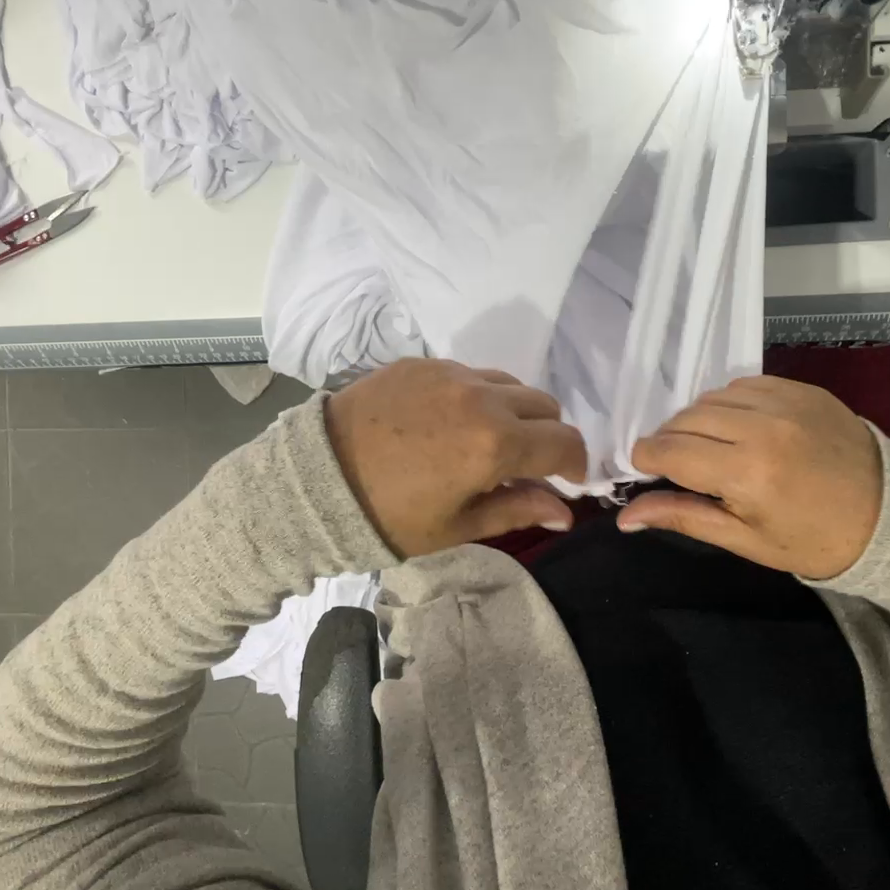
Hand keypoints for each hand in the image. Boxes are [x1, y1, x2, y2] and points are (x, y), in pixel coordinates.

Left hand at [325, 359, 585, 557]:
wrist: (315, 480)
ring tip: (486, 439)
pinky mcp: (423, 362)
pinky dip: (478, 396)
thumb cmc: (389, 516)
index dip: (575, 463)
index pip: (565, 442)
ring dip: (514, 411)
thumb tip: (565, 513)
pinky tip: (450, 421)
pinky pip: (471, 373)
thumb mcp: (457, 526)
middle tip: (524, 464)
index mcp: (495, 443)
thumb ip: (518, 510)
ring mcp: (451, 374)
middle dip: (546, 436)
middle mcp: (482, 398)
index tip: (567, 480)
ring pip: (510, 384)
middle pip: (545, 406)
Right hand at [617, 376, 883, 579]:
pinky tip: (740, 425)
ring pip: (712, 397)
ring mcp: (785, 402)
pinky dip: (730, 402)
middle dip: (669, 439)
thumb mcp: (744, 539)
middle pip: (685, 419)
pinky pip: (745, 383)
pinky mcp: (802, 389)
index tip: (643, 467)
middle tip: (677, 463)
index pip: (670, 451)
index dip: (646, 457)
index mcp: (746, 474)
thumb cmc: (810, 541)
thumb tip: (625, 518)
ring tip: (711, 445)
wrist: (888, 519)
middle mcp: (762, 428)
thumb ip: (682, 517)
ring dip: (698, 419)